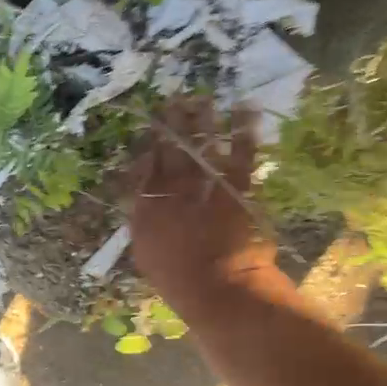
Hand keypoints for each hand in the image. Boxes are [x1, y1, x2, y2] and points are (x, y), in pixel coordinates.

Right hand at [126, 96, 274, 303]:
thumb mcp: (144, 250)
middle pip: (172, 150)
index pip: (146, 168)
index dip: (150, 144)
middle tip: (176, 99)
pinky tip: (246, 111)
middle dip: (173, 124)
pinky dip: (243, 132)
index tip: (153, 125)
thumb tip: (141, 196)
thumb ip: (142, 220)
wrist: (216, 286)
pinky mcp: (237, 190)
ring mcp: (206, 188)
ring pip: (203, 147)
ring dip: (204, 121)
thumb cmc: (175, 277)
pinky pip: (241, 155)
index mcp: (148, 207)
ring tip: (205, 99)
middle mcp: (173, 191)